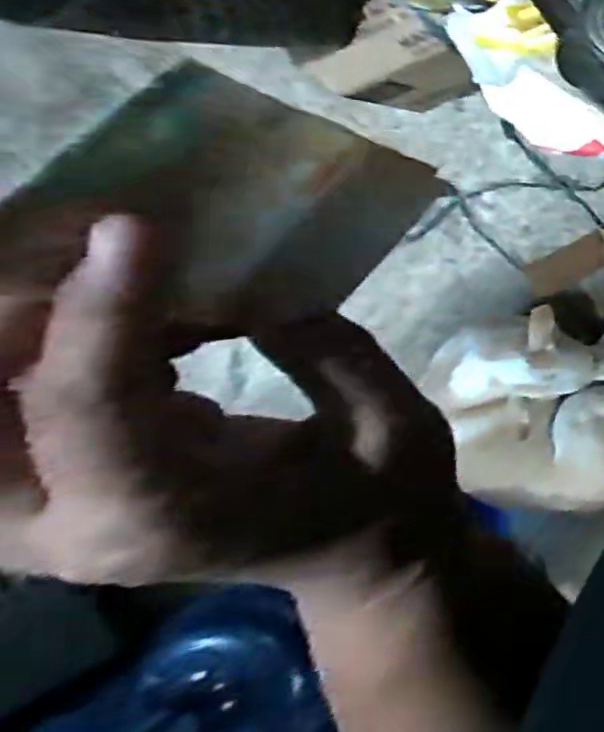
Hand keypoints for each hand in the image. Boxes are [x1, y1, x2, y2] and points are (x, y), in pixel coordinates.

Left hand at [2, 215, 463, 587]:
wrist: (365, 552)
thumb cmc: (392, 490)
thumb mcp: (391, 419)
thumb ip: (330, 354)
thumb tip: (263, 289)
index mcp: (163, 514)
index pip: (88, 404)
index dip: (104, 308)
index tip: (135, 226)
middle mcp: (60, 528)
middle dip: (23, 310)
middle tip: (114, 237)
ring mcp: (37, 517)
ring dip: (35, 321)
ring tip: (132, 261)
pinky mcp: (53, 489)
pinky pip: (14, 403)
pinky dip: (69, 339)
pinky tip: (158, 313)